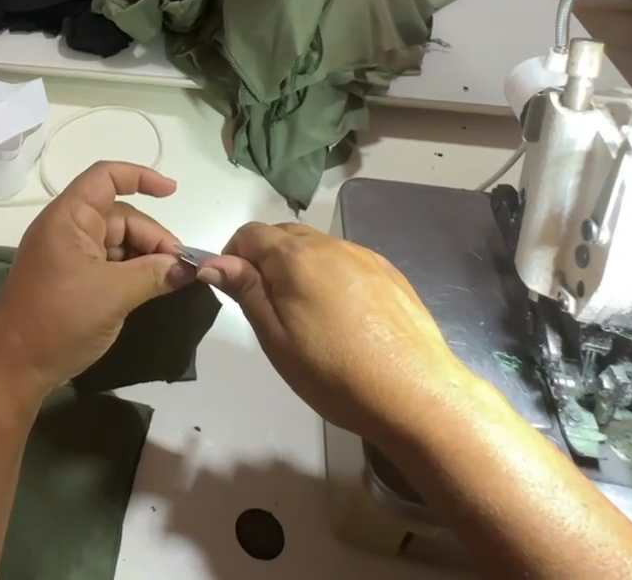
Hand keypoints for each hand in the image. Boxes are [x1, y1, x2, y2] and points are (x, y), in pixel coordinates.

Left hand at [0, 162, 191, 397]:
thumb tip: (187, 268)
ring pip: (117, 241)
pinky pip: (108, 262)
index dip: (140, 176)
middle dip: (152, 236)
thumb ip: (153, 274)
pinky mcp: (70, 277)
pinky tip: (152, 288)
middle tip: (181, 268)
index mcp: (68, 218)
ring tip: (171, 280)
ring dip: (144, 256)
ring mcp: (67, 254)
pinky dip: (131, 271)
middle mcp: (67, 228)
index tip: (173, 191)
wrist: (15, 366)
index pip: (105, 177)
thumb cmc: (59, 319)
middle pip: (119, 215)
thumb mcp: (113, 294)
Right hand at [203, 222, 474, 443]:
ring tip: (308, 316)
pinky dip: (331, 276)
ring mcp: (364, 256)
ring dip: (299, 267)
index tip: (236, 292)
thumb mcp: (275, 337)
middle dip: (266, 260)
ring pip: (316, 247)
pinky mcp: (389, 273)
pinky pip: (345, 261)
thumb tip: (213, 262)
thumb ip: (245, 291)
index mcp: (295, 256)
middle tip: (269, 308)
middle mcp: (330, 244)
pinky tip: (343, 317)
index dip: (233, 257)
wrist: (419, 397)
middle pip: (283, 235)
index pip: (249, 233)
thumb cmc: (335, 372)